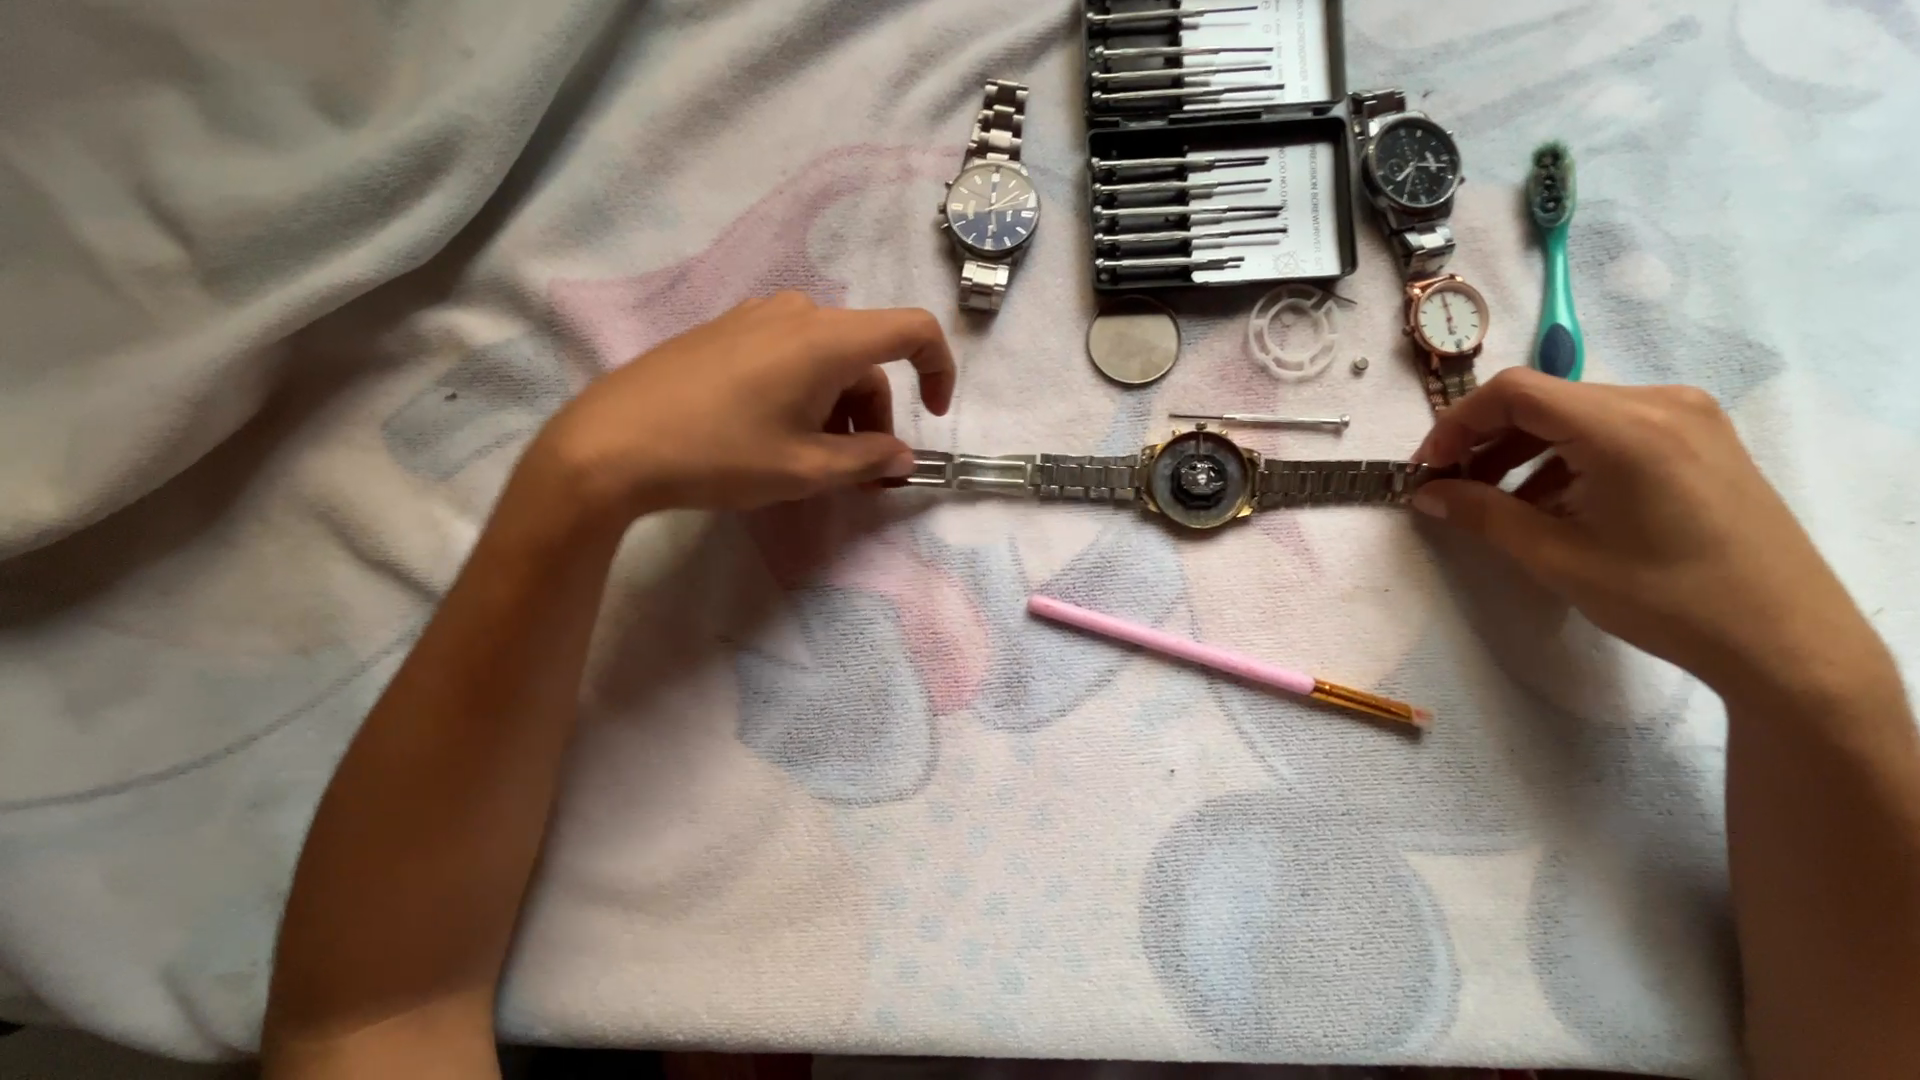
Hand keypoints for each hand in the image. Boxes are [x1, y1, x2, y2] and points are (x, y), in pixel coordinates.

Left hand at [530, 292, 954, 519]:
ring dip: (838, 408)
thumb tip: (902, 458)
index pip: (913, 331)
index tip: (934, 418)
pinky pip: (789, 355)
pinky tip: (773, 435)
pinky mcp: (724, 331)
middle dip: (874, 415)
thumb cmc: (719, 455)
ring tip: (810, 461)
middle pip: (865, 357)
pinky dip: (805, 393)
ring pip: (826, 360)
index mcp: (827, 339)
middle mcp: (798, 313)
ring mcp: (756, 318)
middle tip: (856, 473)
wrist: (610, 444)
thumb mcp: (804, 471)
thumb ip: (867, 461)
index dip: (940, 370)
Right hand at [1411, 369, 1872, 694]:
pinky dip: (1563, 458)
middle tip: (1451, 488)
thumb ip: (1484, 515)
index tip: (1428, 469)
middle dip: (1484, 440)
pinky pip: (1609, 430)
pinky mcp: (1699, 440)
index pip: (1515, 392)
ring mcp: (1687, 418)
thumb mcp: (1558, 558)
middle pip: (1543, 400)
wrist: (1786, 640)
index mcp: (1627, 426)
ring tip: (1496, 503)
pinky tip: (1549, 504)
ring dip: (1521, 451)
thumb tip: (1425, 494)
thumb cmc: (1666, 599)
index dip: (1457, 424)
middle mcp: (1660, 403)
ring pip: (1573, 415)